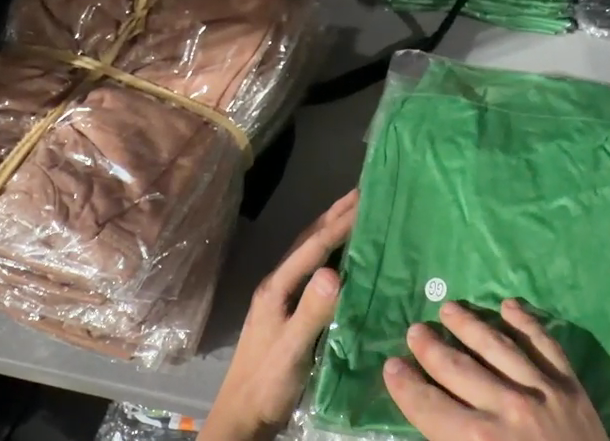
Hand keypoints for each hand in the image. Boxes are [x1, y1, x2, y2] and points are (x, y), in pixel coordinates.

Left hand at [201, 191, 357, 440]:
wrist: (242, 420)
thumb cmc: (267, 382)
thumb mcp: (292, 349)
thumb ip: (312, 311)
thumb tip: (335, 270)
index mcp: (277, 287)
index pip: (313, 246)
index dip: (340, 223)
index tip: (366, 200)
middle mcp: (278, 285)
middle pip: (309, 241)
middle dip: (335, 215)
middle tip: (364, 192)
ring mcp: (282, 298)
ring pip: (310, 253)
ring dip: (332, 230)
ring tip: (357, 212)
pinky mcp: (289, 312)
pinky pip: (314, 271)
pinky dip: (331, 254)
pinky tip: (346, 258)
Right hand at [383, 299, 609, 440]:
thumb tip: (431, 417)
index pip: (430, 407)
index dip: (407, 386)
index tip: (391, 365)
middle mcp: (506, 408)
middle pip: (459, 369)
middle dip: (432, 349)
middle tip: (415, 329)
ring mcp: (541, 390)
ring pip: (497, 346)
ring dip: (470, 325)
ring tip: (449, 308)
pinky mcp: (570, 384)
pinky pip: (543, 342)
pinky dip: (525, 321)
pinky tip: (509, 305)